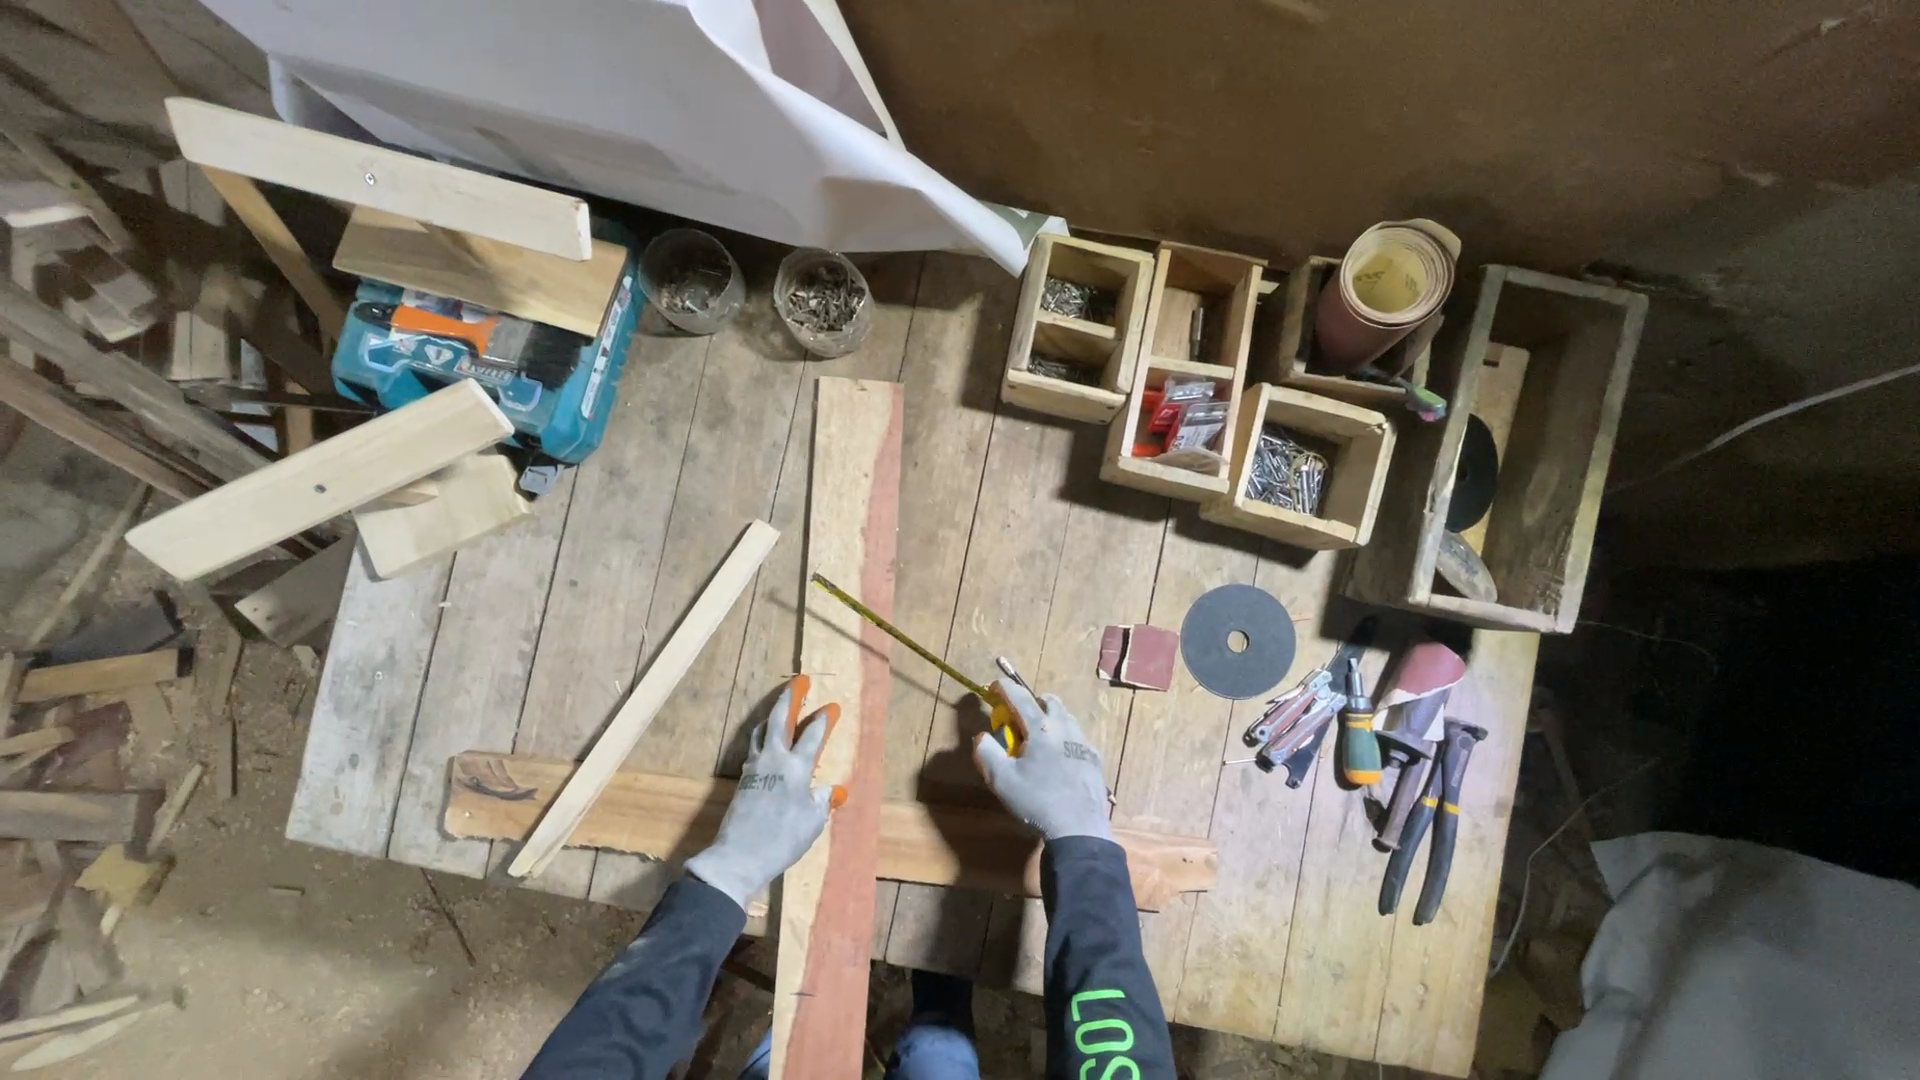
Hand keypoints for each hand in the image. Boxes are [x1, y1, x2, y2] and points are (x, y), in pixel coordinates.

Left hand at [685, 677, 838, 911]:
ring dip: (772, 715)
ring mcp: (755, 767)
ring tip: (780, 708)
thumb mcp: (812, 823)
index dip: (824, 720)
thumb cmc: (782, 840)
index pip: (813, 736)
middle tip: (799, 682)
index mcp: (796, 768)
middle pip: (780, 720)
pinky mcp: (743, 779)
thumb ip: (821, 802)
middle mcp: (774, 760)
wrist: (738, 856)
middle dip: (790, 698)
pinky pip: (754, 747)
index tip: (832, 707)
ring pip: (762, 731)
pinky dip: (763, 737)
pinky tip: (766, 742)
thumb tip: (830, 790)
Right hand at [972, 680, 1111, 841]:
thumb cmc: (1037, 801)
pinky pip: (1077, 737)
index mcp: (1041, 728)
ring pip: (1066, 717)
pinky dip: (1064, 738)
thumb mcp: (1001, 780)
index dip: (1004, 688)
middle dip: (1032, 702)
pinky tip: (1059, 758)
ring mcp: (1083, 742)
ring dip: (1050, 719)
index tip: (993, 687)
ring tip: (1038, 739)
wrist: (1079, 828)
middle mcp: (1065, 727)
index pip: (1019, 696)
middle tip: (1018, 718)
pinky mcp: (1094, 758)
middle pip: (1049, 701)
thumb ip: (987, 752)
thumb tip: (982, 736)